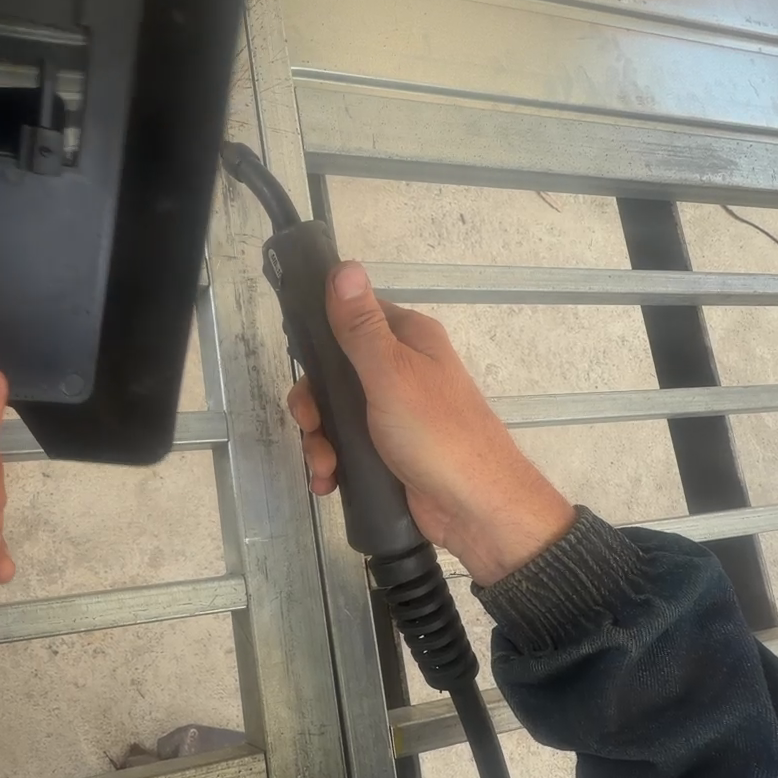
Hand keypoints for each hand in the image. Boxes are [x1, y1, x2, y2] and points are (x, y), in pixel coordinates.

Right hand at [288, 262, 574, 585]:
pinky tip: (328, 481)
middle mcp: (401, 371)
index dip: (321, 340)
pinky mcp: (388, 451)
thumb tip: (343, 266)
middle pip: (334, 373)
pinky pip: (347, 447)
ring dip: (320, 442)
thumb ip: (360, 327)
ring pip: (336, 414)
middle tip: (311, 426)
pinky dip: (332, 463)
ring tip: (325, 467)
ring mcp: (393, 413)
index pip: (352, 319)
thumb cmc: (436, 434)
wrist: (475, 510)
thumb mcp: (391, 374)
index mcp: (408, 340)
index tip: (302, 365)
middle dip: (314, 405)